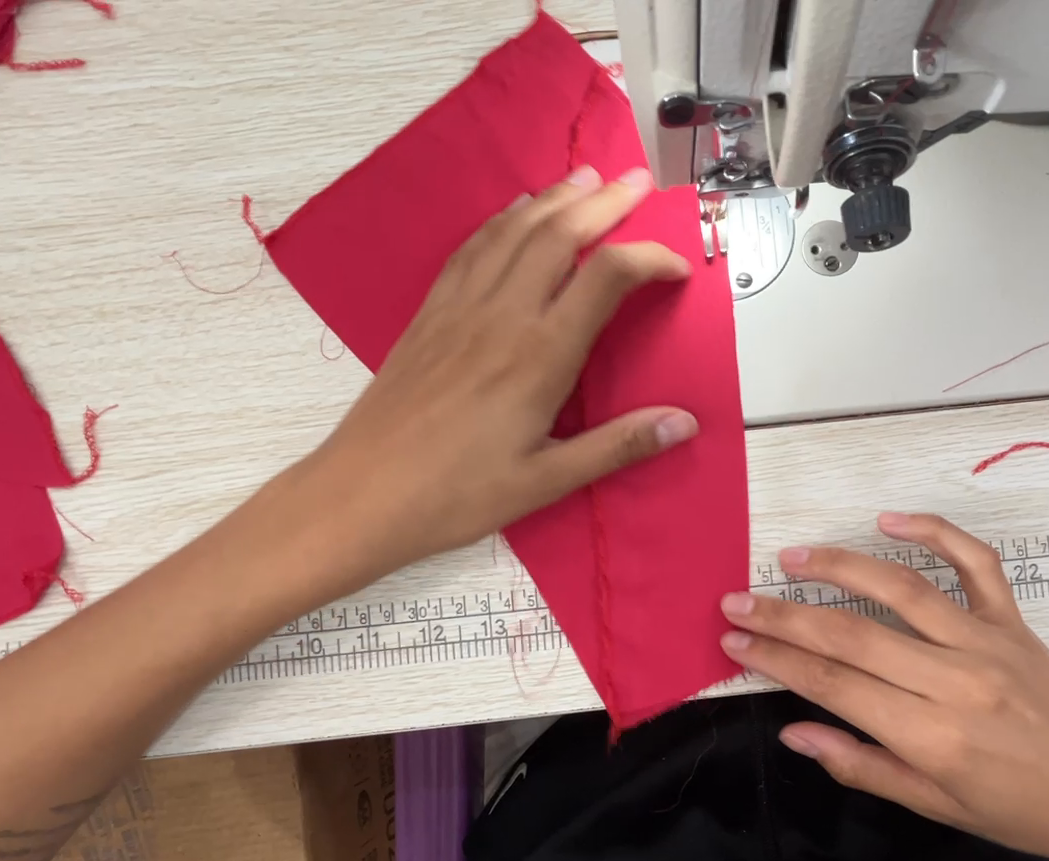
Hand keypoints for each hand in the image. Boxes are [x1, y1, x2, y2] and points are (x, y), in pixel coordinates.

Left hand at [276, 165, 696, 605]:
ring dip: (556, 198)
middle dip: (605, 203)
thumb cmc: (458, 494)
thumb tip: (684, 423)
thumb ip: (618, 446)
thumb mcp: (548, 481)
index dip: (650, 259)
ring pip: (515, 231)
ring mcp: (461, 308)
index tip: (678, 268)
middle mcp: (502, 316)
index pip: (607, 278)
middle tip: (638, 183)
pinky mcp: (432, 313)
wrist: (364, 492)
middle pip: (560, 234)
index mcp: (539, 355)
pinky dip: (503, 219)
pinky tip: (516, 210)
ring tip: (587, 178)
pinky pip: (473, 248)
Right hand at [717, 513, 1048, 860]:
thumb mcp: (935, 807)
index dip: (775, 659)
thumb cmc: (1019, 814)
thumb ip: (860, 765)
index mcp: (931, 736)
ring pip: (901, 589)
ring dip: (838, 567)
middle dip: (784, 616)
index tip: (732, 640)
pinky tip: (891, 518)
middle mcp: (954, 680)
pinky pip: (975, 565)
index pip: (833, 684)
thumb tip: (792, 733)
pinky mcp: (1014, 622)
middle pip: (852, 635)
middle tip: (735, 600)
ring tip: (791, 557)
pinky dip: (935, 533)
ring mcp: (988, 642)